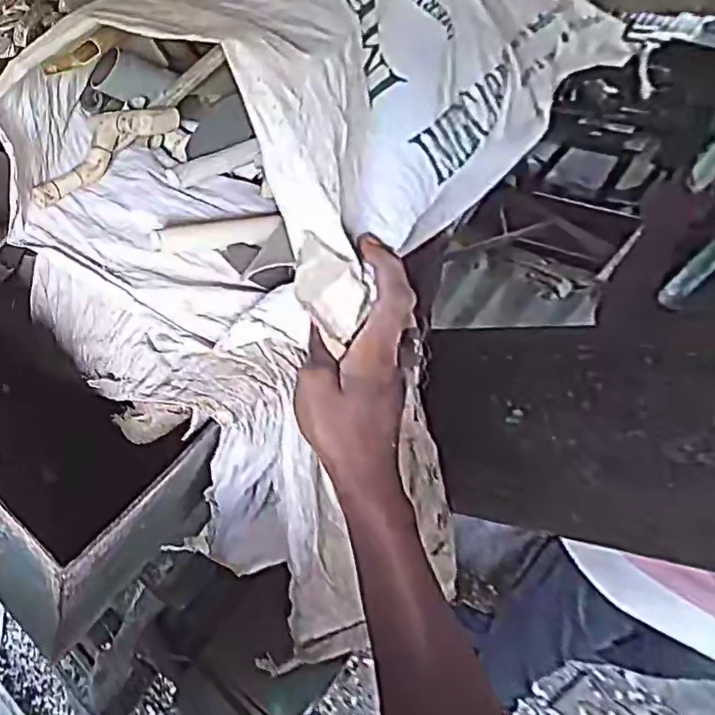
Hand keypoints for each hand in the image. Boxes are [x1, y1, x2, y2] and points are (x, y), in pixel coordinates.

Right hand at [295, 234, 416, 492]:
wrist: (364, 469)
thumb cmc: (339, 432)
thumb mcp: (313, 384)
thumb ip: (318, 348)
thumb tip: (321, 322)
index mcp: (375, 353)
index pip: (393, 297)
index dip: (385, 264)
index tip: (368, 245)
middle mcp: (392, 356)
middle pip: (400, 302)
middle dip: (383, 271)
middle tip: (358, 255)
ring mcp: (393, 368)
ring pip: (393, 319)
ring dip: (376, 293)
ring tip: (348, 282)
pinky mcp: (386, 378)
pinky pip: (382, 336)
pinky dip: (368, 317)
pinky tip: (346, 321)